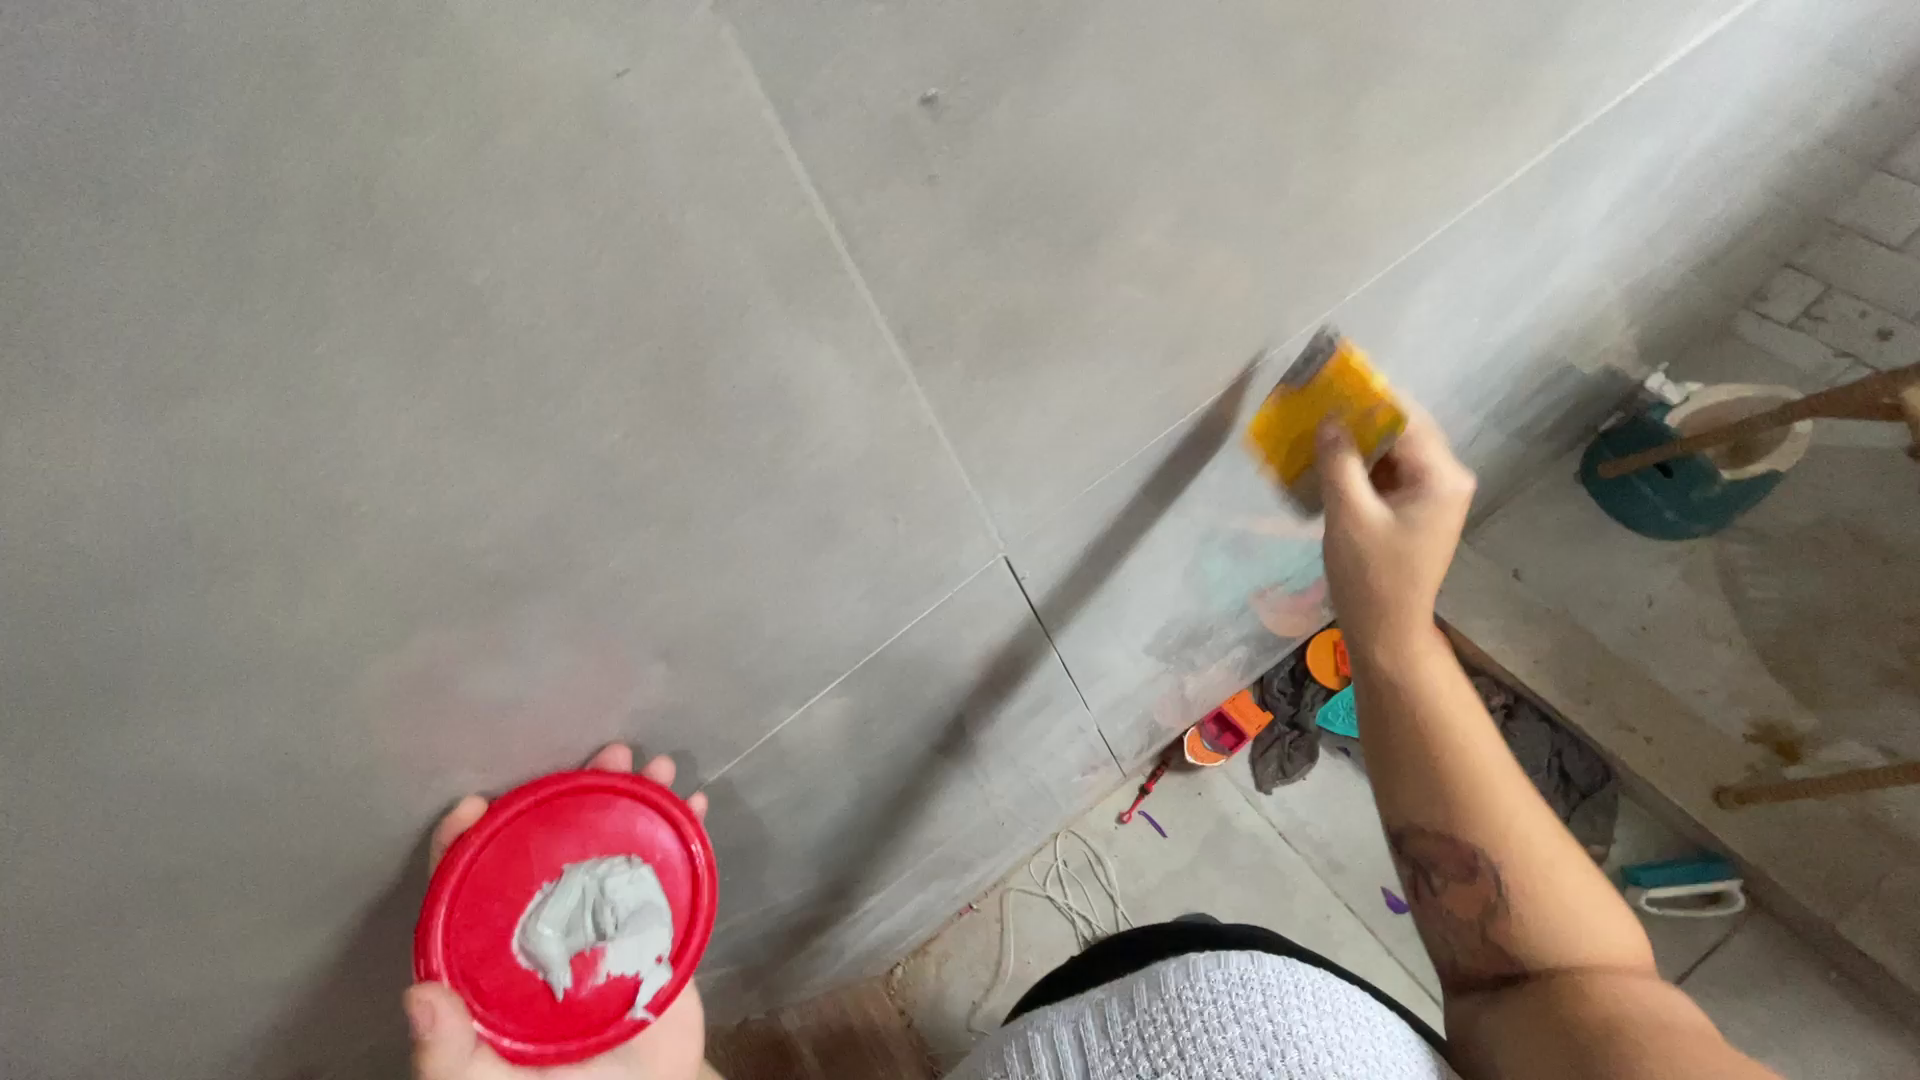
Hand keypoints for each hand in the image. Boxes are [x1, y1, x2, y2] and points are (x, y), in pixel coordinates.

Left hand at [405, 744, 712, 1079]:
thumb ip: (451, 1056)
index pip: (474, 889)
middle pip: (561, 844)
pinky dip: (686, 831)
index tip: (478, 804)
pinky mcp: (659, 923)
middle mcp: (556, 922)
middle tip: (610, 753)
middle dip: (584, 790)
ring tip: (660, 767)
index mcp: (506, 954)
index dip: (468, 843)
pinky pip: (673, 867)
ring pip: (619, 843)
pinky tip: (696, 804)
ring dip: (642, 798)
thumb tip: (416, 993)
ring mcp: (610, 918)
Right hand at [1316, 409, 1474, 658]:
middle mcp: (1446, 479)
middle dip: (1361, 417)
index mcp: (1441, 478)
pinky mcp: (1416, 510)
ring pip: (1394, 452)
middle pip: (1403, 432)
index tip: (1333, 379)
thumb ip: (1340, 462)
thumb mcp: (1348, 515)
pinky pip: (1388, 474)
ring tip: (1318, 428)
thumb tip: (1331, 419)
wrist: (1386, 629)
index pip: (1406, 420)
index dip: (1369, 398)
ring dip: (1358, 442)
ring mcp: (1433, 496)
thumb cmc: (1369, 575)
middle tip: (1319, 403)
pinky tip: (1330, 462)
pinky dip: (1361, 465)